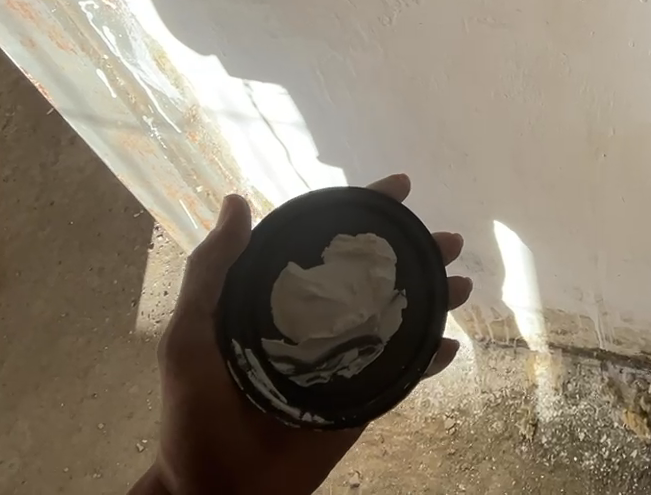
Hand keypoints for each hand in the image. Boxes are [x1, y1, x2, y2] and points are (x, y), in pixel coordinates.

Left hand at [134, 175, 472, 494]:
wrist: (216, 494)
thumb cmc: (196, 414)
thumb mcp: (190, 337)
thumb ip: (210, 272)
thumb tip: (237, 201)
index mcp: (287, 295)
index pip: (332, 238)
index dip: (368, 208)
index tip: (401, 186)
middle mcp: (323, 317)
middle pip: (379, 272)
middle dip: (419, 250)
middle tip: (449, 240)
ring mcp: (347, 356)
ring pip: (401, 315)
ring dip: (435, 296)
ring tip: (461, 284)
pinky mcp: (362, 398)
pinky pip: (404, 372)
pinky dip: (430, 357)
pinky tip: (449, 344)